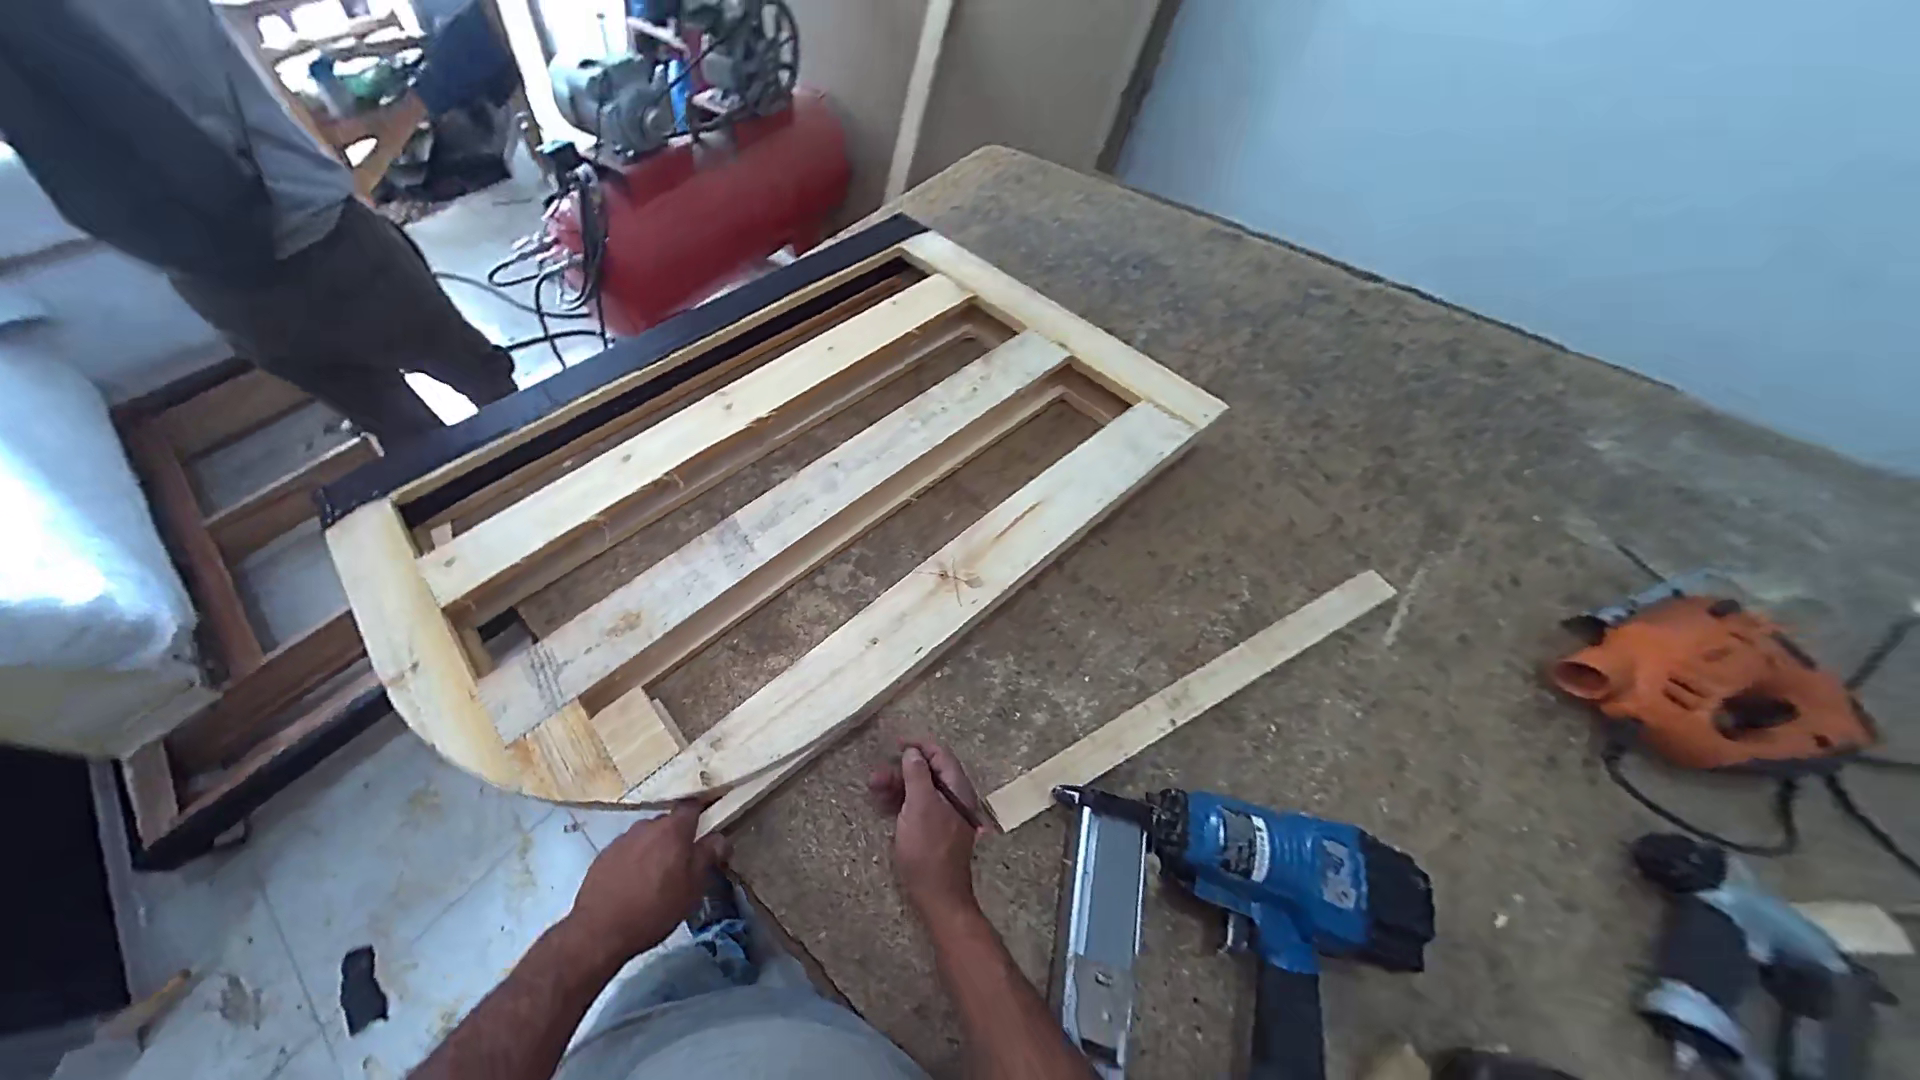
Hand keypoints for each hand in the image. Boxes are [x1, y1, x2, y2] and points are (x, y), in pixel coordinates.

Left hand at [564, 803, 728, 964]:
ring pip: (646, 837)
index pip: (691, 805)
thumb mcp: (693, 886)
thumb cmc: (655, 908)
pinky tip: (631, 885)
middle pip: (667, 823)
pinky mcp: (602, 856)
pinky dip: (633, 861)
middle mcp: (647, 826)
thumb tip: (720, 838)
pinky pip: (627, 851)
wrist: (598, 933)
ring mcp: (622, 840)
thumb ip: (709, 856)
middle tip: (680, 863)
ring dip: (653, 849)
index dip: (700, 812)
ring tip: (653, 877)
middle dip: (675, 837)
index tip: (706, 826)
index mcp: (673, 829)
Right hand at [869, 740, 992, 924]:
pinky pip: (918, 807)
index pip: (941, 755)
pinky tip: (883, 804)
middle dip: (901, 770)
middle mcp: (955, 798)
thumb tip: (913, 752)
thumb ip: (917, 774)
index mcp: (958, 788)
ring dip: (897, 786)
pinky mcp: (934, 831)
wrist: (938, 896)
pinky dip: (901, 802)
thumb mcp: (920, 806)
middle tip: (876, 776)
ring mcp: (945, 815)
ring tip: (873, 788)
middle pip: (928, 772)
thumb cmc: (928, 848)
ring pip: (920, 790)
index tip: (897, 744)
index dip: (919, 746)